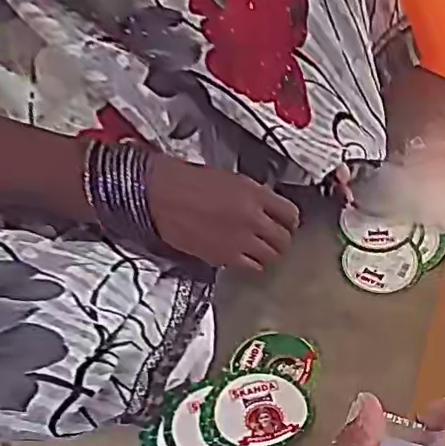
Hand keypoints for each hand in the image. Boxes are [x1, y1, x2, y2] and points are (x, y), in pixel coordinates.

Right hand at [148, 155, 299, 270]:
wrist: (153, 194)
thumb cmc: (183, 181)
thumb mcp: (227, 178)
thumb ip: (254, 194)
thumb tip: (269, 206)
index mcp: (254, 194)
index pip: (291, 214)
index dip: (290, 220)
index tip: (288, 223)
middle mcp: (252, 218)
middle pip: (285, 238)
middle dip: (281, 238)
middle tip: (274, 238)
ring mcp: (241, 239)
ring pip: (273, 255)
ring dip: (269, 253)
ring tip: (260, 248)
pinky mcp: (227, 256)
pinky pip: (254, 266)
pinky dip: (253, 263)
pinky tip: (246, 256)